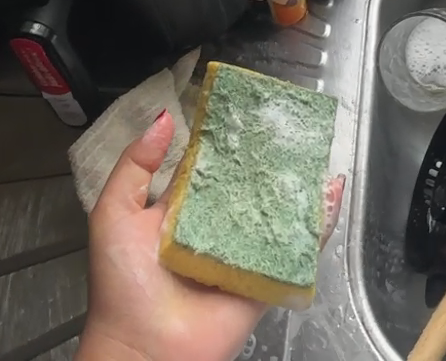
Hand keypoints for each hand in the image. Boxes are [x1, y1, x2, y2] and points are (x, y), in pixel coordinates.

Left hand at [77, 112, 345, 360]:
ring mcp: (244, 250)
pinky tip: (331, 193)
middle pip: (250, 183)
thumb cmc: (122, 286)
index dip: (229, 137)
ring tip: (315, 150)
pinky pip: (297, 247)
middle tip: (289, 124)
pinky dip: (318, 222)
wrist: (143, 352)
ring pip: (278, 210)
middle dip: (269, 156)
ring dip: (298, 183)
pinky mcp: (266, 276)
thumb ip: (135, 165)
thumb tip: (166, 117)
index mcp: (182, 208)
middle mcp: (216, 225)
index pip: (211, 164)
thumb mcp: (114, 213)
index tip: (247, 108)